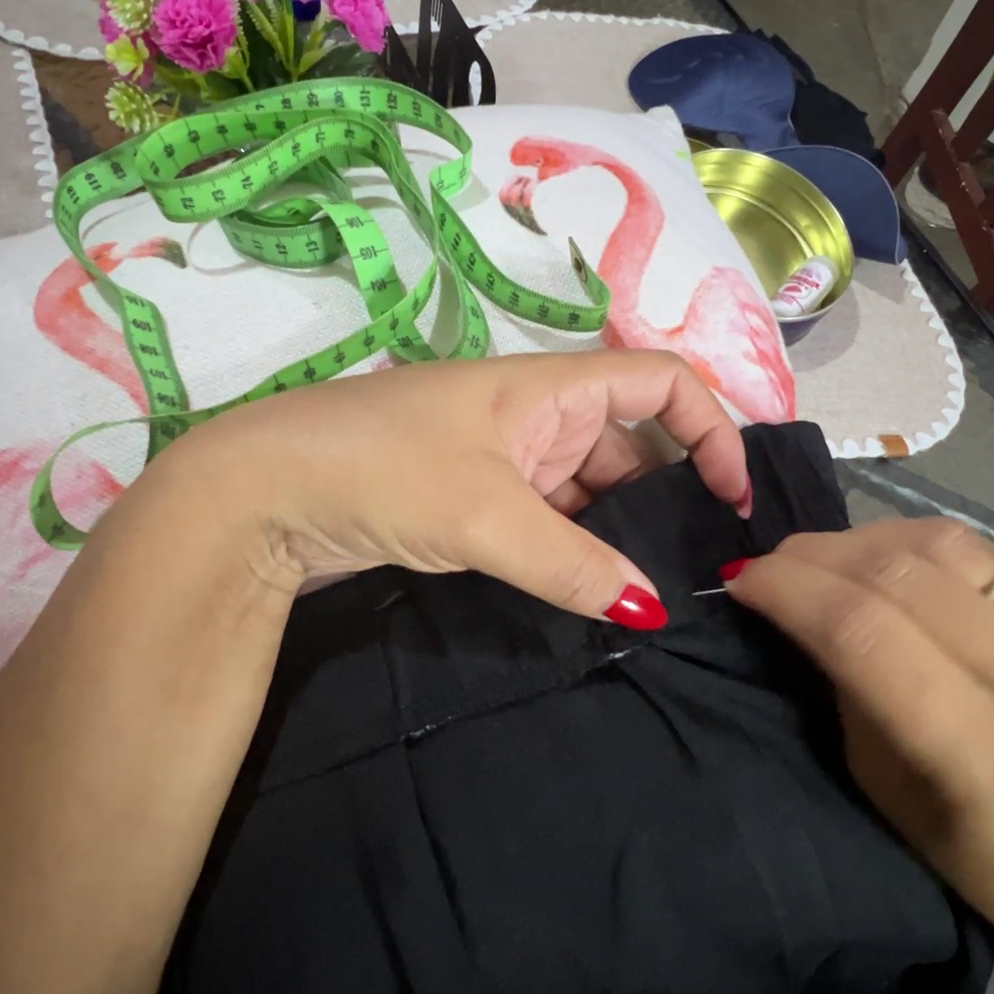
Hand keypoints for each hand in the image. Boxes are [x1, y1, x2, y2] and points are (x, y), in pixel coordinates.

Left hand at [131, 350, 750, 627]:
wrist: (261, 492)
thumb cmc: (380, 468)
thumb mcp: (485, 516)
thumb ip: (573, 564)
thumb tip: (651, 610)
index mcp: (548, 387)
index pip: (661, 382)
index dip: (711, 428)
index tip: (732, 498)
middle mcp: (535, 417)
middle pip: (632, 446)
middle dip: (668, 498)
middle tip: (700, 568)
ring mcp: (503, 463)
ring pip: (589, 494)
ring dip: (618, 537)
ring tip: (654, 595)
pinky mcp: (474, 503)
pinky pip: (548, 525)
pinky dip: (575, 555)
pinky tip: (595, 596)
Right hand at [725, 519, 993, 993]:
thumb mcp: (895, 795)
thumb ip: (851, 692)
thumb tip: (801, 610)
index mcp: (992, 756)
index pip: (866, 633)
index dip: (789, 591)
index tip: (740, 582)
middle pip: (901, 573)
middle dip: (813, 556)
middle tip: (767, 566)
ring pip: (944, 543)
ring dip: (860, 538)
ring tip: (818, 558)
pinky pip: (983, 553)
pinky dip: (911, 546)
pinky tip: (882, 562)